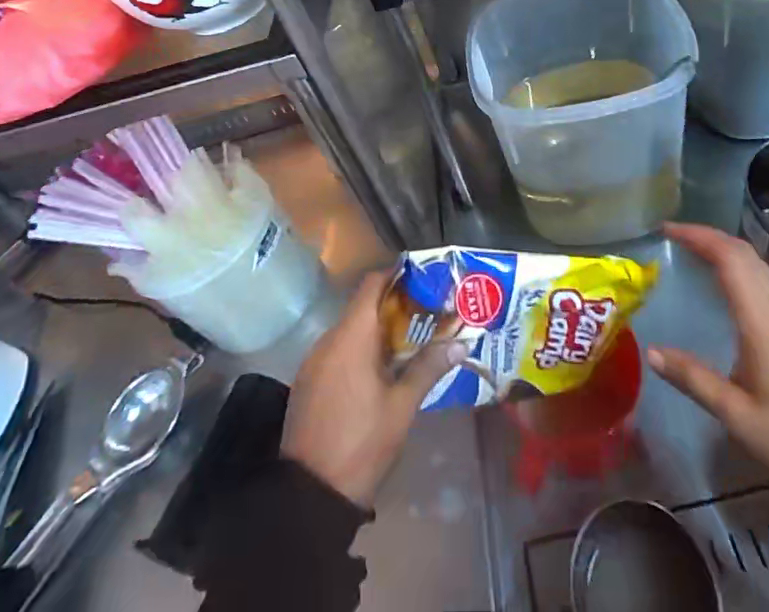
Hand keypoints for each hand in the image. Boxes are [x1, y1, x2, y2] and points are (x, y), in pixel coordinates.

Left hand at [282, 270, 466, 506]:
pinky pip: (338, 352)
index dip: (396, 275)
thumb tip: (460, 342)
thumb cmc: (362, 442)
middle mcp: (327, 341)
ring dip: (378, 330)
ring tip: (412, 340)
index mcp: (350, 338)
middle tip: (429, 312)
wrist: (310, 493)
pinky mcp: (308, 382)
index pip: (371, 286)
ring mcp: (314, 362)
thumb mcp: (402, 406)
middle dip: (395, 306)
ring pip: (350, 331)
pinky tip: (383, 369)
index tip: (424, 279)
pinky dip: (361, 350)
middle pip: (362, 307)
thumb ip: (428, 367)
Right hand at [645, 223, 768, 497]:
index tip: (667, 230)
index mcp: (763, 324)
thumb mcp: (737, 415)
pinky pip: (766, 285)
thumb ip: (693, 379)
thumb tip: (652, 351)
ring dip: (725, 251)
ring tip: (691, 254)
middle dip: (709, 237)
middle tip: (672, 237)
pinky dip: (739, 270)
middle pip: (747, 256)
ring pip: (759, 268)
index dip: (700, 237)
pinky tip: (724, 288)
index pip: (732, 260)